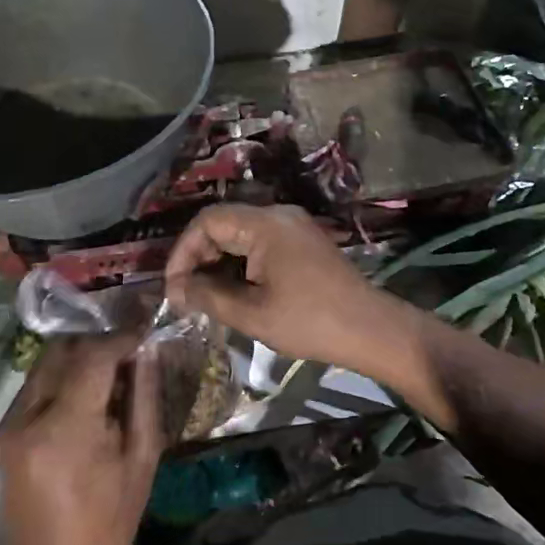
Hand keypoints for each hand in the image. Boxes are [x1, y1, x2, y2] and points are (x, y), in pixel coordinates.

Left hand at [0, 335, 159, 544]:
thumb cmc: (109, 520)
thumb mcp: (142, 456)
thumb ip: (143, 395)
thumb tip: (146, 349)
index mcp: (65, 426)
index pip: (93, 355)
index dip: (121, 337)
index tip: (145, 331)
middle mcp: (27, 416)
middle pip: (62, 349)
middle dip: (98, 341)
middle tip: (129, 348)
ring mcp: (7, 424)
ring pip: (44, 362)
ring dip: (78, 356)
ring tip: (110, 371)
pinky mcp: (1, 433)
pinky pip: (34, 385)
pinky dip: (61, 377)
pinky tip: (85, 395)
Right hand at [164, 204, 416, 376]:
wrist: (370, 329)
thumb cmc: (310, 321)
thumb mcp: (252, 313)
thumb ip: (209, 297)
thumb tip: (176, 291)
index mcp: (265, 224)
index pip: (208, 221)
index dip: (183, 251)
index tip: (174, 287)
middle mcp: (279, 215)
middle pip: (224, 224)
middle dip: (199, 257)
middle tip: (186, 295)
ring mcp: (294, 227)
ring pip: (241, 234)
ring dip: (219, 262)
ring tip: (206, 297)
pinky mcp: (303, 242)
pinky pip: (260, 243)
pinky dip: (241, 263)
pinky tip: (234, 291)